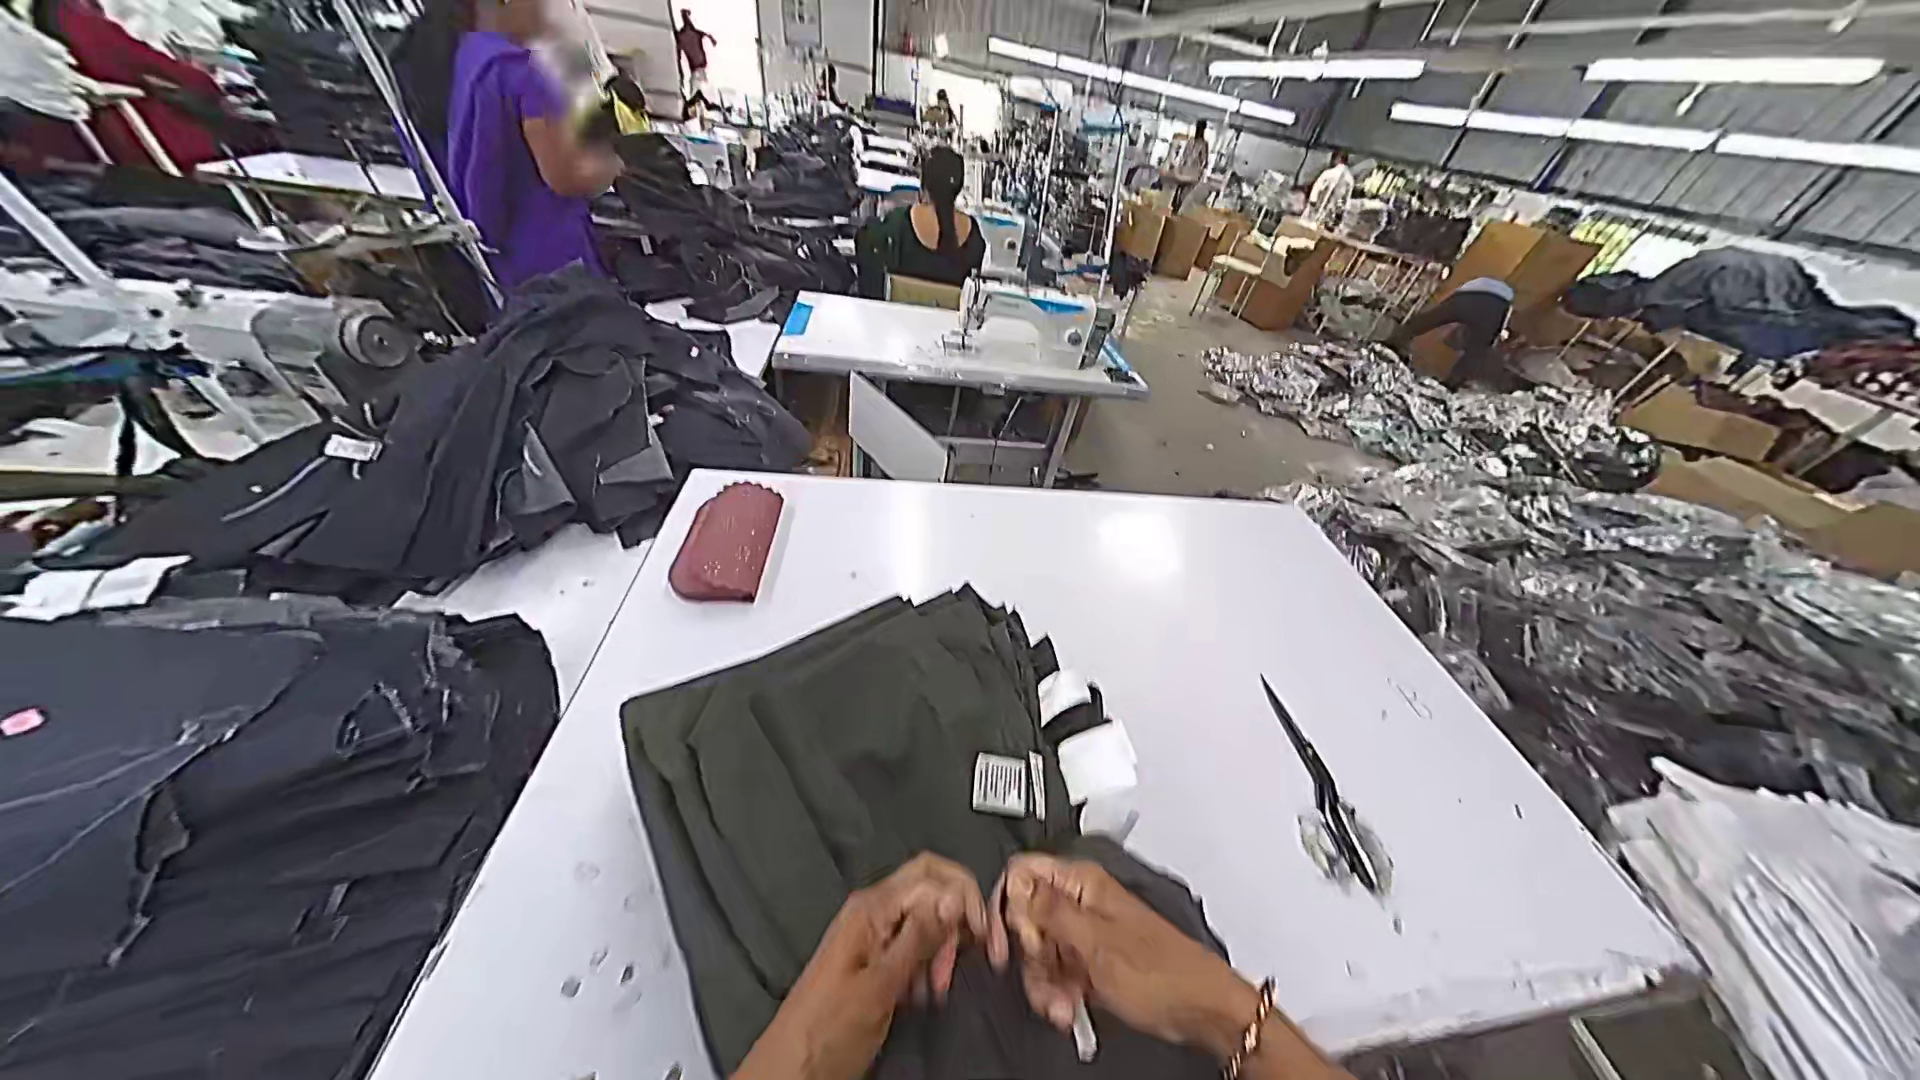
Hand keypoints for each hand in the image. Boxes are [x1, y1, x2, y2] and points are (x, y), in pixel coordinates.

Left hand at [733, 853, 988, 1079]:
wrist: (788, 1070)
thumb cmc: (829, 1030)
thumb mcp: (882, 984)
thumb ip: (920, 935)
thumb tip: (954, 895)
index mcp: (872, 906)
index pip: (931, 873)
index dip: (964, 896)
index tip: (984, 934)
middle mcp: (872, 909)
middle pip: (929, 888)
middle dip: (955, 918)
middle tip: (967, 959)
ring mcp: (871, 930)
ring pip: (924, 915)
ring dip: (942, 944)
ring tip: (938, 984)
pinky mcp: (872, 954)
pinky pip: (911, 940)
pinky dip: (927, 959)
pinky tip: (924, 989)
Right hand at [988, 854, 1258, 1059]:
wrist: (1199, 1008)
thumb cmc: (1160, 972)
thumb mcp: (1094, 941)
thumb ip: (1048, 911)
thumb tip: (1014, 887)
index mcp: (1079, 881)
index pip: (1021, 874)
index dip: (1007, 906)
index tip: (1007, 943)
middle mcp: (1078, 899)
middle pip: (1026, 915)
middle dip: (1029, 954)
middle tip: (1045, 978)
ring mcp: (1084, 929)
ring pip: (1039, 946)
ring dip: (1043, 980)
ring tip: (1061, 1005)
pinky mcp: (1089, 957)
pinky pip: (1056, 968)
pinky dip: (1057, 990)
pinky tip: (1069, 1008)